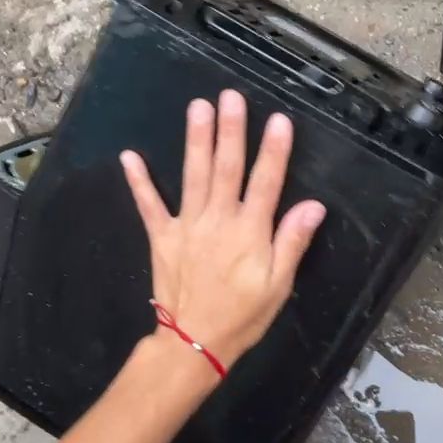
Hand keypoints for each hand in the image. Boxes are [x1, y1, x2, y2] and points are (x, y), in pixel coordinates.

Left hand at [119, 90, 325, 373]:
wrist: (193, 345)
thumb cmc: (243, 315)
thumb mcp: (278, 285)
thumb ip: (292, 242)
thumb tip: (312, 206)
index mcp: (249, 232)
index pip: (265, 183)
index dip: (273, 151)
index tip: (278, 120)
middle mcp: (218, 221)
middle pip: (227, 168)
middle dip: (230, 130)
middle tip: (230, 97)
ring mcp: (187, 226)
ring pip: (194, 175)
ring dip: (196, 140)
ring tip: (197, 107)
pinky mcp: (162, 237)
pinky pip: (150, 205)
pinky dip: (140, 181)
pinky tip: (131, 156)